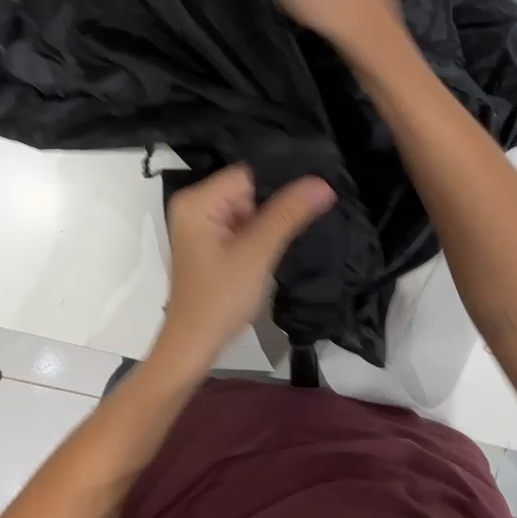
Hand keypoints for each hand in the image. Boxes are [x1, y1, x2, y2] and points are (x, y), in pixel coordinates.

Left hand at [157, 165, 335, 363]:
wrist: (194, 344)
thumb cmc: (219, 300)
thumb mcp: (257, 254)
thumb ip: (288, 215)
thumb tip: (322, 183)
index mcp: (197, 201)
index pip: (248, 173)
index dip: (281, 182)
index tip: (317, 190)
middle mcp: (194, 205)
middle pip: (249, 189)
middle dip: (277, 202)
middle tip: (314, 211)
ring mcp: (201, 224)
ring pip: (249, 207)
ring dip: (271, 219)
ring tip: (301, 227)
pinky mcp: (210, 241)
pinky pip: (242, 224)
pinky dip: (260, 233)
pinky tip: (278, 243)